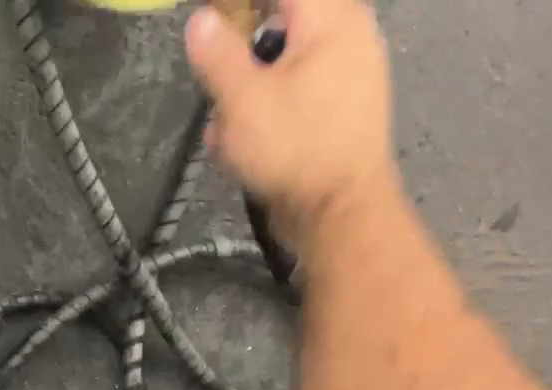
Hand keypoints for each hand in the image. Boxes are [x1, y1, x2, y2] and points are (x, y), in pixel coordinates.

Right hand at [185, 0, 397, 238]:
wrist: (337, 207)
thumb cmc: (291, 147)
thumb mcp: (241, 100)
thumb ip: (218, 55)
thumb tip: (200, 19)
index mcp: (331, 20)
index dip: (241, 7)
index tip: (211, 24)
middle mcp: (350, 36)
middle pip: (281, 26)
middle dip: (241, 59)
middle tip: (217, 90)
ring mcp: (351, 74)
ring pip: (284, 66)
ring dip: (247, 93)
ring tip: (225, 130)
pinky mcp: (343, 110)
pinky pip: (297, 94)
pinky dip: (266, 112)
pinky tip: (245, 145)